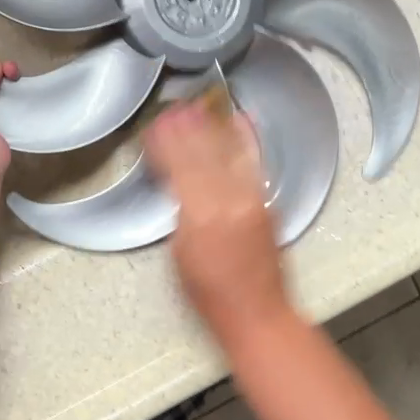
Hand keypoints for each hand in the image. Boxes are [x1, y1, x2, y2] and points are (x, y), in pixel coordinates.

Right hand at [142, 100, 289, 331]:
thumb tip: (174, 180)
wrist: (258, 313)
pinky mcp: (266, 201)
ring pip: (228, 152)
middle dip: (185, 128)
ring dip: (211, 126)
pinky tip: (241, 120)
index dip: (165, 143)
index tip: (153, 126)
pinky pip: (254, 161)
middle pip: (203, 153)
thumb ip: (179, 211)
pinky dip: (245, 138)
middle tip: (172, 108)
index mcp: (200, 213)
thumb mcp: (179, 251)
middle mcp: (228, 199)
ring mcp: (251, 197)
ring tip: (198, 106)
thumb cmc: (209, 292)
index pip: (179, 166)